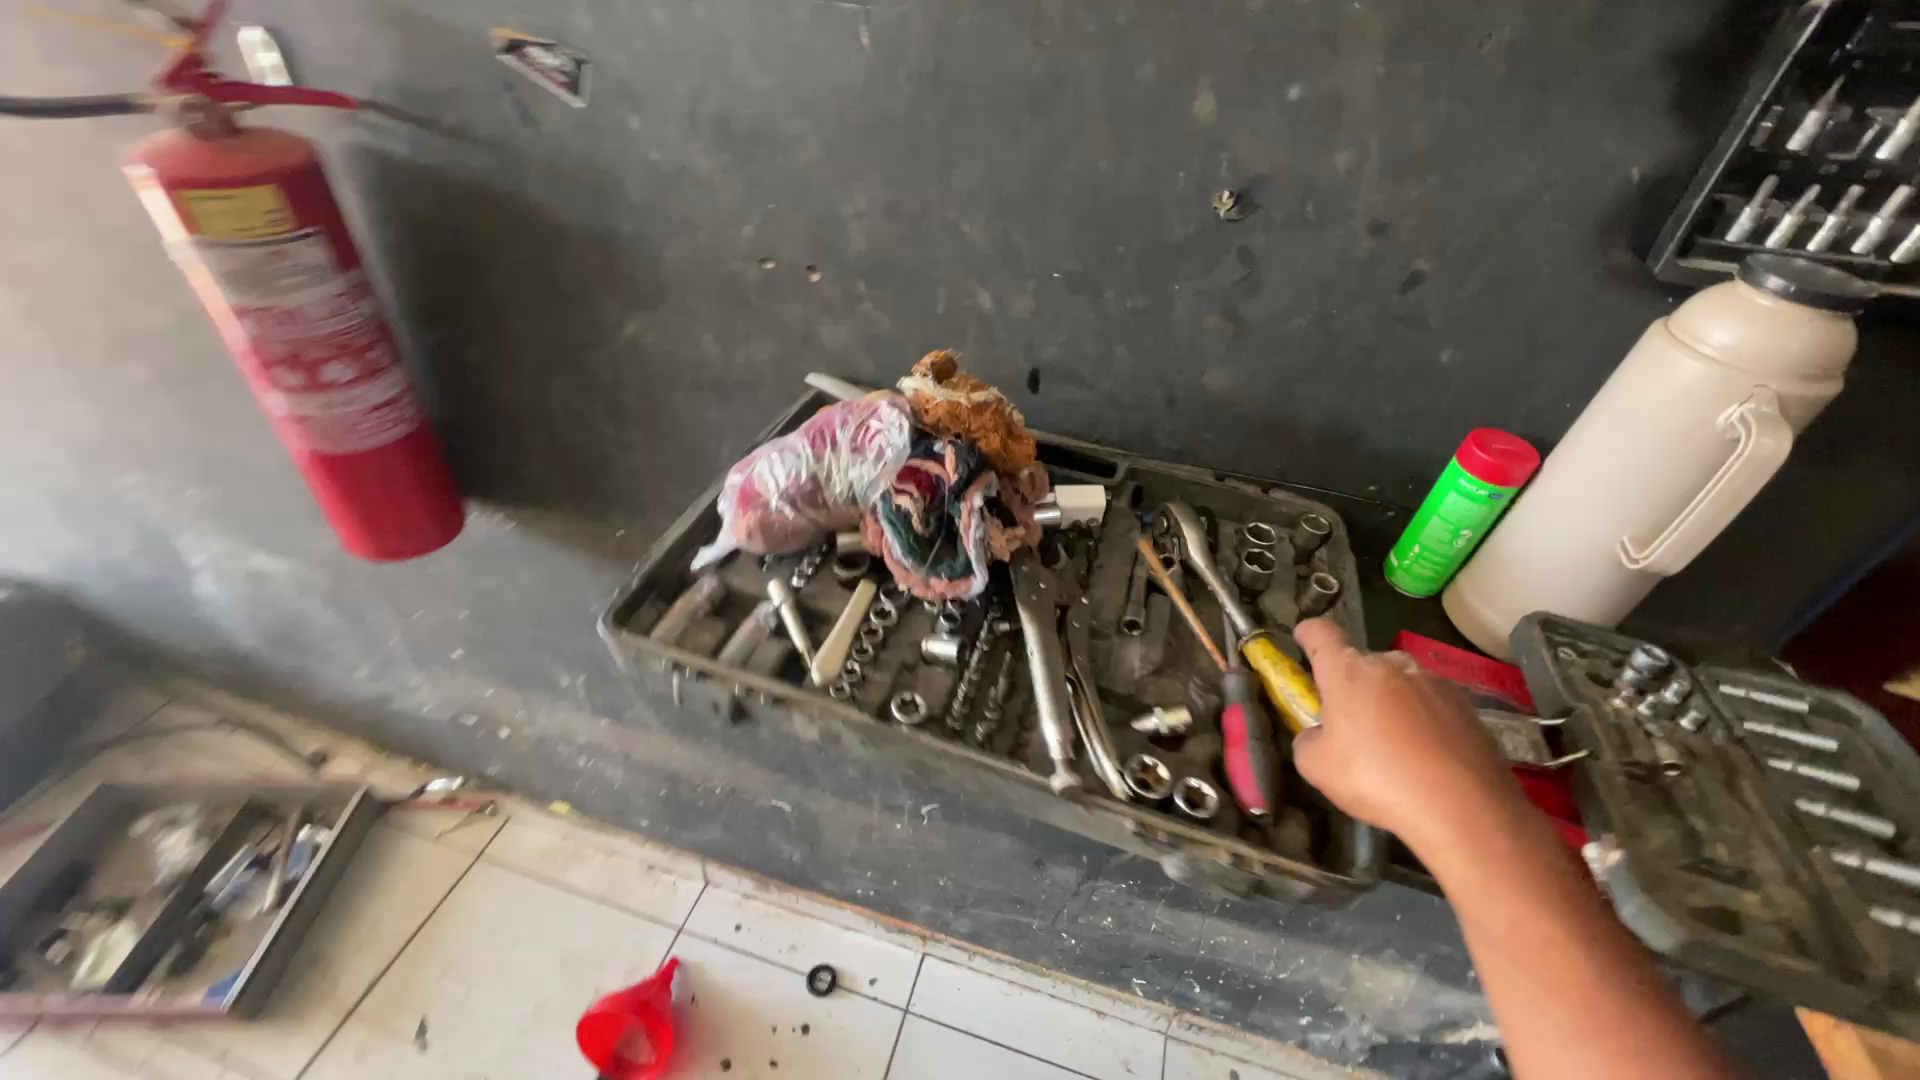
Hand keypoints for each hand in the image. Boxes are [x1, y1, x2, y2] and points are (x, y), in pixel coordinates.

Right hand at [1291, 618, 1523, 850]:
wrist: (1464, 809)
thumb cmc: (1376, 779)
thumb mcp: (1315, 767)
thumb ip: (1308, 739)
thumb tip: (1319, 735)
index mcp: (1348, 671)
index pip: (1321, 632)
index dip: (1308, 633)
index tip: (1303, 639)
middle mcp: (1392, 665)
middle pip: (1363, 664)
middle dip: (1353, 685)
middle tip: (1351, 724)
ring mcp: (1435, 683)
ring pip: (1400, 684)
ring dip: (1390, 702)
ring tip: (1395, 747)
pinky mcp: (1469, 707)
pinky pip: (1432, 705)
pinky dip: (1423, 721)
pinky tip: (1428, 757)